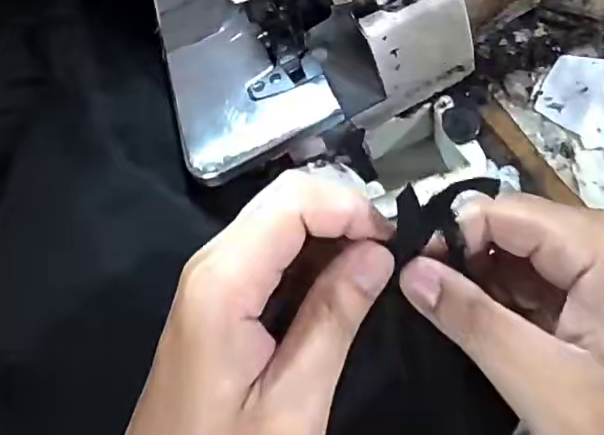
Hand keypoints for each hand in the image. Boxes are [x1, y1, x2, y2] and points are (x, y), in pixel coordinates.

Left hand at [128, 171, 396, 434]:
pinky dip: (309, 247)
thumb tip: (378, 253)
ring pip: (278, 214)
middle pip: (283, 197)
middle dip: (340, 210)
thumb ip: (334, 319)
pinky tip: (338, 277)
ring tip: (373, 262)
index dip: (346, 206)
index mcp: (224, 278)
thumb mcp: (291, 406)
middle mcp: (212, 258)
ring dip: (328, 226)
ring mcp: (210, 272)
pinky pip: (268, 244)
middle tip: (388, 250)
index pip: (292, 200)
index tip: (393, 239)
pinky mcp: (216, 290)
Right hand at [399, 192, 603, 434]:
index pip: (495, 211)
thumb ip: (474, 321)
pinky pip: (539, 288)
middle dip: (464, 263)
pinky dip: (509, 309)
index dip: (449, 237)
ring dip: (483, 289)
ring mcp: (601, 272)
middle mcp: (597, 241)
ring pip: (519, 261)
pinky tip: (485, 335)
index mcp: (593, 241)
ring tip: (448, 322)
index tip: (409, 275)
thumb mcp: (551, 387)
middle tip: (423, 304)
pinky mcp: (602, 302)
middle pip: (507, 231)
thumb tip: (410, 269)